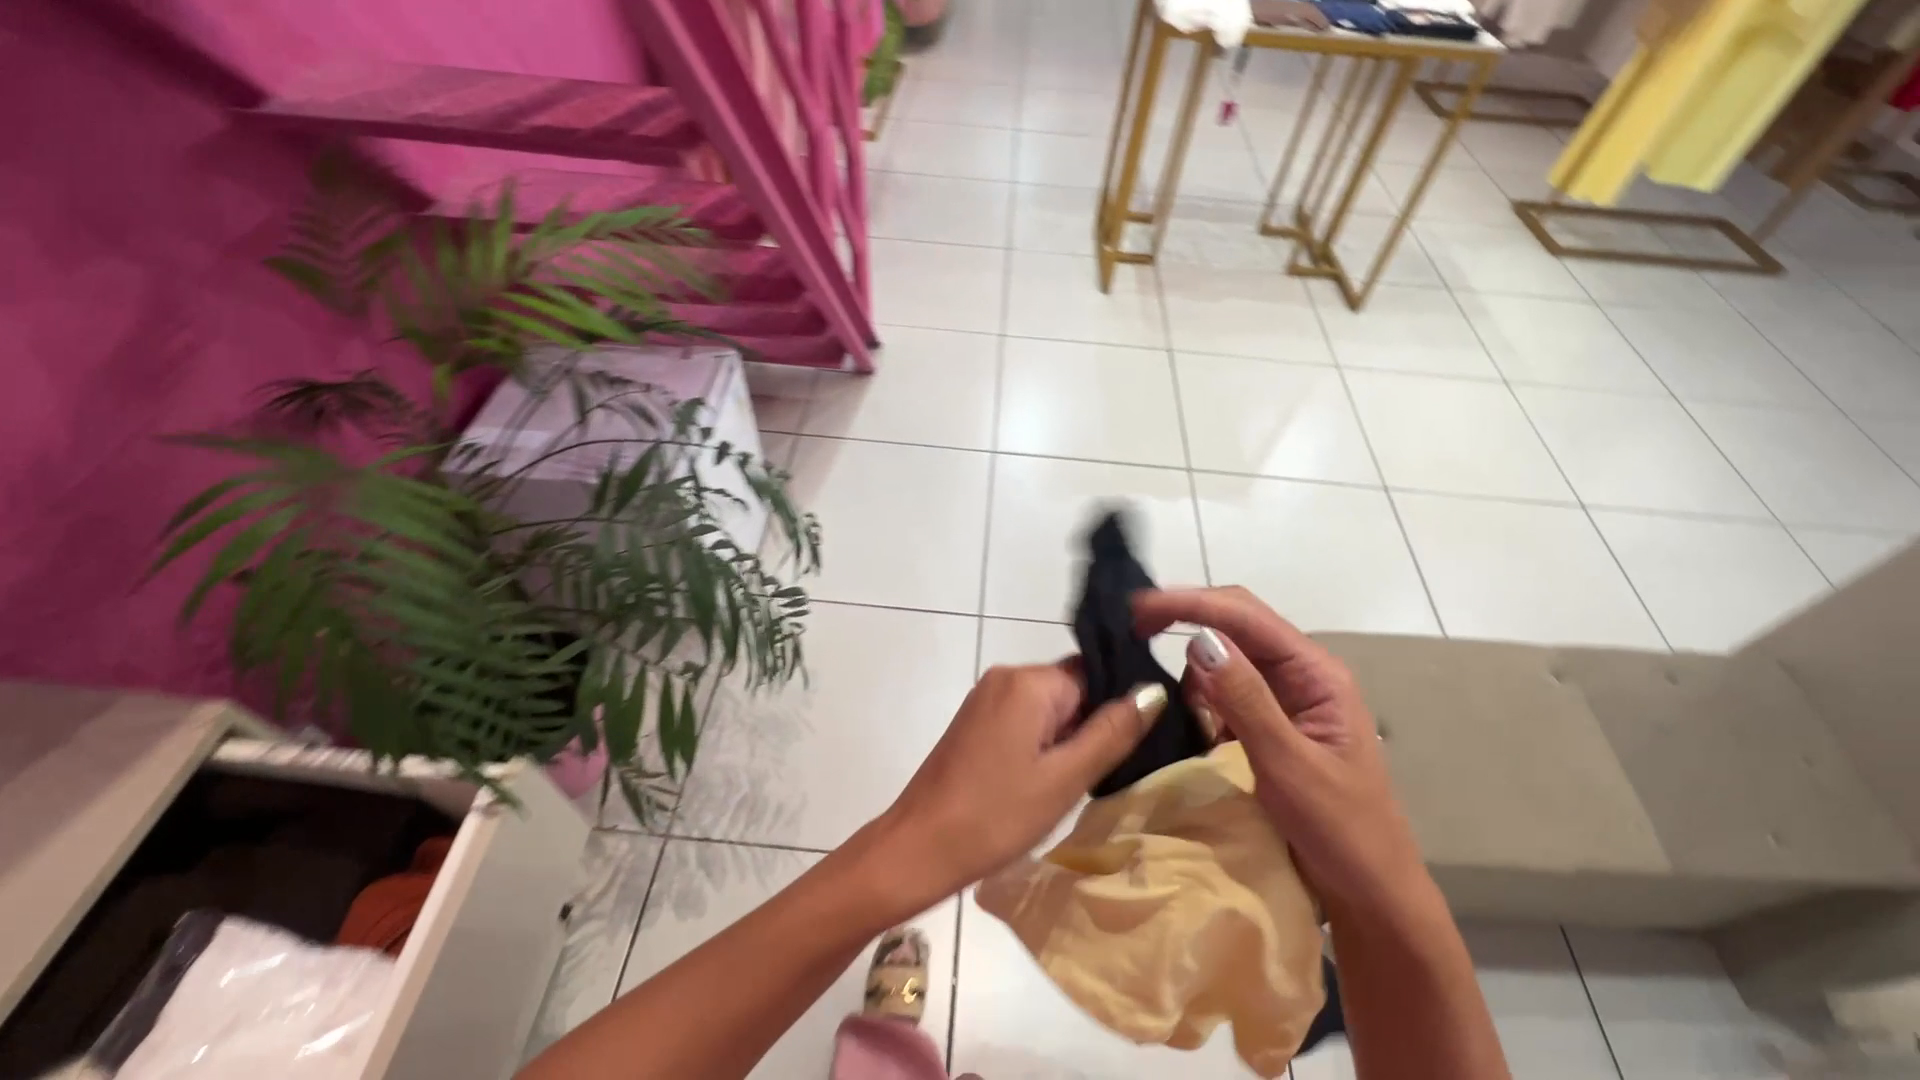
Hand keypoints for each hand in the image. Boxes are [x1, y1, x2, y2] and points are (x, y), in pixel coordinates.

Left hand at [869, 662, 1164, 909]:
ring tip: (1076, 785)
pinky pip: (1024, 722)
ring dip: (1066, 742)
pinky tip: (1045, 784)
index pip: (1094, 676)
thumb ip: (1112, 732)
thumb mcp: (1065, 778)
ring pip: (1048, 710)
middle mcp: (1004, 677)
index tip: (1134, 749)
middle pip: (1071, 690)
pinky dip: (1042, 747)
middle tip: (1103, 775)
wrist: (918, 848)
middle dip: (1091, 728)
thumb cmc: (995, 815)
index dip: (1116, 711)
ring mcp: (984, 700)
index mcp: (1027, 681)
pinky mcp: (974, 724)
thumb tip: (1153, 690)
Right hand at [1134, 587, 1427, 919]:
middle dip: (1186, 617)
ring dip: (1193, 662)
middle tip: (1131, 628)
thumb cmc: (1340, 830)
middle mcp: (1300, 674)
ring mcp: (1285, 698)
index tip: (1137, 608)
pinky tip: (1185, 714)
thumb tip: (1199, 639)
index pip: (1246, 617)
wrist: (1369, 890)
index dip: (1190, 604)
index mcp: (1316, 673)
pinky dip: (1199, 693)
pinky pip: (1225, 689)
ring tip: (1164, 689)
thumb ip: (1245, 700)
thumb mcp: (1289, 765)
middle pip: (1236, 623)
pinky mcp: (1269, 722)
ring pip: (1227, 655)